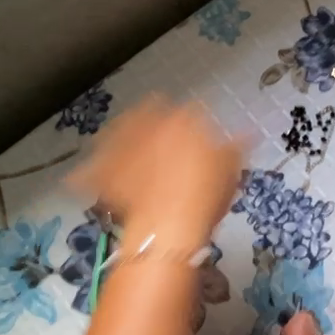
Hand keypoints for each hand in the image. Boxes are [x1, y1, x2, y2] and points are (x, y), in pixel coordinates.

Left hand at [71, 98, 244, 249]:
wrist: (169, 225)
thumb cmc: (207, 193)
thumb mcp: (232, 168)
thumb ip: (237, 146)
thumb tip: (250, 132)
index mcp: (186, 119)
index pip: (190, 110)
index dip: (191, 119)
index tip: (193, 131)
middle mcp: (151, 125)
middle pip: (147, 113)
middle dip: (149, 119)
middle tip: (152, 131)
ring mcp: (125, 148)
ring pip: (116, 134)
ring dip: (117, 137)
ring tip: (118, 145)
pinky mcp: (103, 172)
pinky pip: (89, 169)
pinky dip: (87, 173)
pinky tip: (84, 176)